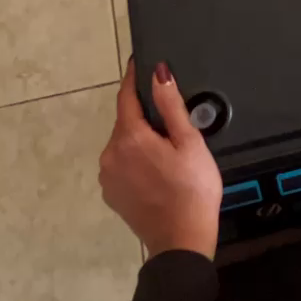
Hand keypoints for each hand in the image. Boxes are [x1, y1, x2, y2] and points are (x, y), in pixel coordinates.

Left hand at [99, 60, 222, 258]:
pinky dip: (136, 157)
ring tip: (169, 145)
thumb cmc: (193, 186)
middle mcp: (110, 154)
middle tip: (173, 116)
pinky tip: (158, 167)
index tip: (139, 61)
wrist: (181, 239)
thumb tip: (158, 72)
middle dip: (144, 112)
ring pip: (123, 143)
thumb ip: (171, 105)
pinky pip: (121, 163)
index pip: (125, 97)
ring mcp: (107, 177)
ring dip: (141, 136)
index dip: (133, 77)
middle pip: (126, 121)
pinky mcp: (111, 194)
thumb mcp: (189, 141)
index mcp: (130, 138)